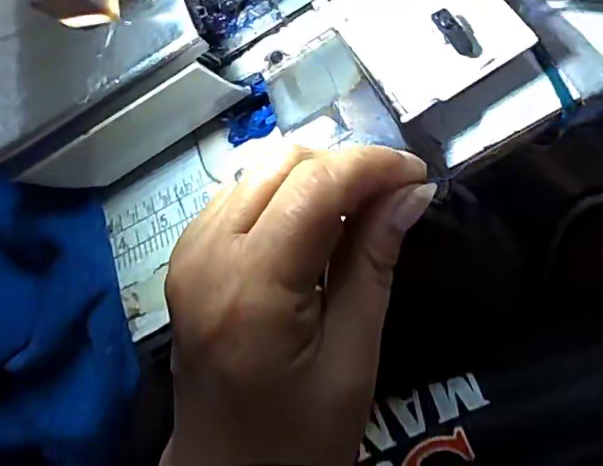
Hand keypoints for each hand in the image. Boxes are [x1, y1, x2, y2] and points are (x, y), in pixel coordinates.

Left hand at [162, 145, 432, 465]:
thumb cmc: (298, 437)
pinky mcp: (186, 248)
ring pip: (257, 171)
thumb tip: (410, 192)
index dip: (369, 165)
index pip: (312, 187)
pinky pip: (238, 193)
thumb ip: (373, 264)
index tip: (416, 170)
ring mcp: (190, 245)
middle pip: (280, 165)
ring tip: (359, 202)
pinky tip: (312, 219)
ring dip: (311, 174)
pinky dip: (280, 192)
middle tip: (391, 189)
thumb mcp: (351, 361)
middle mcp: (208, 248)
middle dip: (341, 164)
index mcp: (251, 283)